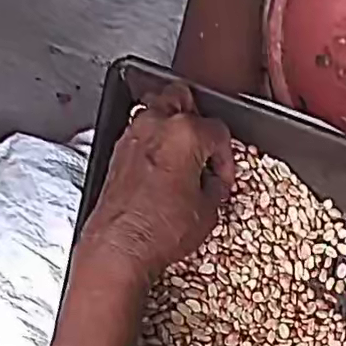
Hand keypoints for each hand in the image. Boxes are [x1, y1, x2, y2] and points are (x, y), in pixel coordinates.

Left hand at [82, 83, 234, 275]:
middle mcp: (156, 124)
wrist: (121, 246)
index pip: (219, 132)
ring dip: (173, 127)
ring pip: (157, 110)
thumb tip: (214, 184)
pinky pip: (141, 133)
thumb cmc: (160, 229)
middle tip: (206, 150)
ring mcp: (133, 134)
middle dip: (199, 121)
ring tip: (185, 156)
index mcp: (186, 132)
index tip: (225, 177)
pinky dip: (154, 143)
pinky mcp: (118, 151)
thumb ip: (215, 188)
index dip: (227, 158)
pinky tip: (163, 169)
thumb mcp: (207, 212)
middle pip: (183, 99)